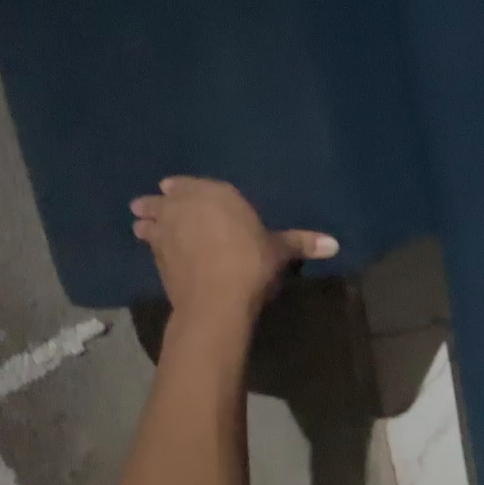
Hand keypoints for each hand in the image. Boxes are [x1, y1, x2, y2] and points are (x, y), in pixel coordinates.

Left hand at [129, 177, 338, 316]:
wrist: (215, 300)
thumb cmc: (251, 264)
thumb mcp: (280, 252)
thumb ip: (302, 243)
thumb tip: (335, 244)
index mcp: (216, 194)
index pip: (198, 184)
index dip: (193, 189)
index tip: (192, 194)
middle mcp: (185, 204)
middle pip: (168, 196)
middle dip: (165, 199)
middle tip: (164, 202)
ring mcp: (165, 228)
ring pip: (149, 215)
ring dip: (148, 217)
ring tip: (147, 223)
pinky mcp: (154, 254)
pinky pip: (148, 239)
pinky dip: (150, 239)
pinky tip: (155, 247)